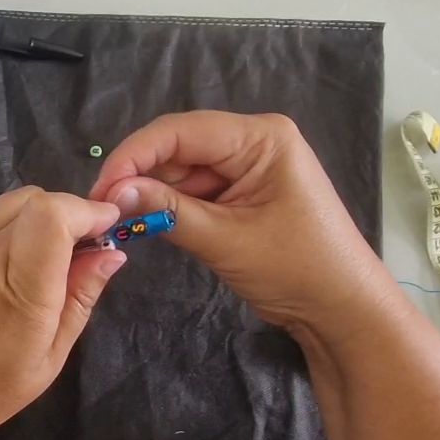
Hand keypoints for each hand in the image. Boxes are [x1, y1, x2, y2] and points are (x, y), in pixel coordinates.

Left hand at [0, 188, 124, 439]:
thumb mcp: (46, 359)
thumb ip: (79, 298)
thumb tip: (112, 253)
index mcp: (18, 289)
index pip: (53, 212)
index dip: (85, 210)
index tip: (104, 228)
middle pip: (32, 199)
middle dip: (64, 213)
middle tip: (75, 249)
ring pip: (2, 207)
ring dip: (31, 221)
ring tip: (35, 264)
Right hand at [89, 111, 391, 333]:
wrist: (338, 308)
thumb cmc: (295, 268)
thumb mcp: (225, 239)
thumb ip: (167, 211)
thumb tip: (112, 194)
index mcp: (260, 138)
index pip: (180, 131)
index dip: (133, 156)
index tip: (100, 190)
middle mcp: (251, 142)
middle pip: (176, 148)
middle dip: (139, 176)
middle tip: (103, 211)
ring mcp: (243, 167)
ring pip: (178, 171)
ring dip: (149, 195)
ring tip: (118, 222)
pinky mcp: (236, 192)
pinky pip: (190, 191)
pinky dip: (166, 208)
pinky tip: (144, 224)